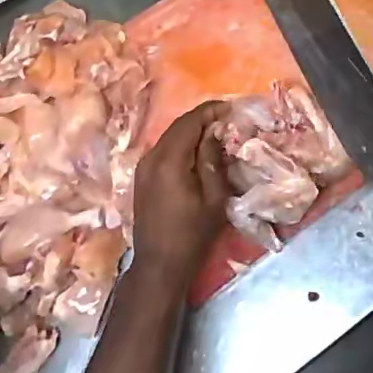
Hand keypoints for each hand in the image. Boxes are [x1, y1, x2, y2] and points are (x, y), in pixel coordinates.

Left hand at [129, 101, 230, 292]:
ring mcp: (143, 166)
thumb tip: (214, 133)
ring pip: (169, 137)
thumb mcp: (213, 199)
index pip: (189, 122)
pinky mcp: (142, 176)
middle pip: (177, 127)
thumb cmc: (192, 235)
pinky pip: (162, 150)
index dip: (210, 111)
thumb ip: (213, 161)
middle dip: (201, 119)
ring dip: (190, 131)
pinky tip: (196, 152)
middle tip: (225, 119)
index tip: (230, 108)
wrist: (159, 264)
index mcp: (169, 160)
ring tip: (214, 133)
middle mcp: (151, 157)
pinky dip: (180, 144)